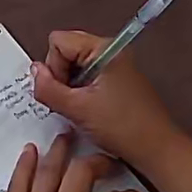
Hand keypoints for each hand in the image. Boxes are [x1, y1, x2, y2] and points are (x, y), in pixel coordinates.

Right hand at [31, 31, 181, 166]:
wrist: (157, 150)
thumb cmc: (123, 127)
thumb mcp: (77, 109)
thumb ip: (48, 88)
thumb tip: (34, 71)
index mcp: (103, 49)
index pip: (58, 41)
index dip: (53, 66)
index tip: (64, 91)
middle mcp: (110, 51)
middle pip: (66, 50)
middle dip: (60, 75)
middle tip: (70, 100)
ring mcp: (114, 65)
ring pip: (74, 64)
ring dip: (70, 85)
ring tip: (81, 108)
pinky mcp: (116, 79)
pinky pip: (87, 75)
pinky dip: (81, 91)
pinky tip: (89, 110)